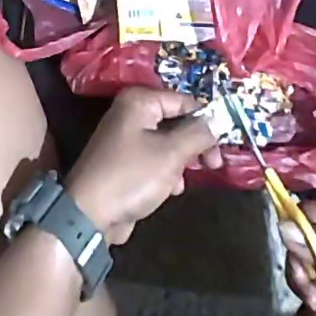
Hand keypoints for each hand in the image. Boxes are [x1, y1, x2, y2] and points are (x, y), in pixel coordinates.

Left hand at [65, 88, 224, 243]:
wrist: (89, 215)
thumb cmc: (131, 176)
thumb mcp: (171, 153)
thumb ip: (198, 134)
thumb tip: (218, 120)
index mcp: (139, 101)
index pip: (184, 101)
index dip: (207, 119)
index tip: (226, 141)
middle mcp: (131, 112)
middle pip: (176, 120)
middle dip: (196, 142)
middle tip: (214, 163)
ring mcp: (126, 137)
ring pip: (167, 141)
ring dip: (182, 159)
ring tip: (189, 177)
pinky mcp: (124, 161)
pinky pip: (155, 157)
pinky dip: (167, 170)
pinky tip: (172, 188)